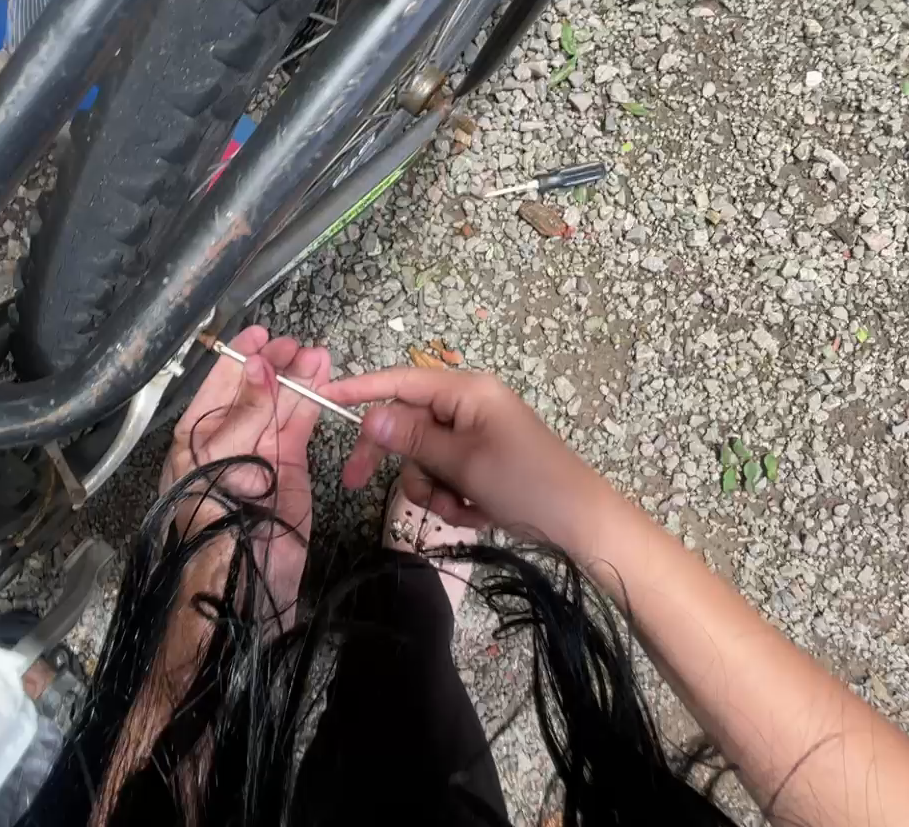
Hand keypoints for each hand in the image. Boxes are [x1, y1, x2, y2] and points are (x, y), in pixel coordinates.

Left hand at [164, 325, 329, 617]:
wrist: (242, 588)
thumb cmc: (212, 524)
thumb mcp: (218, 463)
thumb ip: (243, 413)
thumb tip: (258, 366)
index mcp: (196, 437)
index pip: (218, 386)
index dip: (239, 358)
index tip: (260, 333)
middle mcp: (229, 440)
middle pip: (255, 391)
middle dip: (275, 366)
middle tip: (296, 346)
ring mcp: (262, 453)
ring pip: (281, 405)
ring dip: (299, 379)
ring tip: (317, 355)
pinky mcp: (292, 468)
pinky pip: (300, 428)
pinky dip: (312, 403)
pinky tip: (322, 380)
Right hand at [321, 367, 609, 545]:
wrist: (584, 526)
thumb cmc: (526, 483)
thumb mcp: (464, 461)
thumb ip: (413, 438)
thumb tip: (370, 417)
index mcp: (467, 391)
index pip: (401, 381)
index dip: (360, 389)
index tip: (324, 396)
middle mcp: (468, 406)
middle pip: (406, 423)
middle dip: (394, 457)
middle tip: (354, 482)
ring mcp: (475, 435)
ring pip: (422, 456)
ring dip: (431, 487)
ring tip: (460, 507)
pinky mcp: (481, 462)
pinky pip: (444, 475)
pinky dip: (451, 498)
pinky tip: (476, 513)